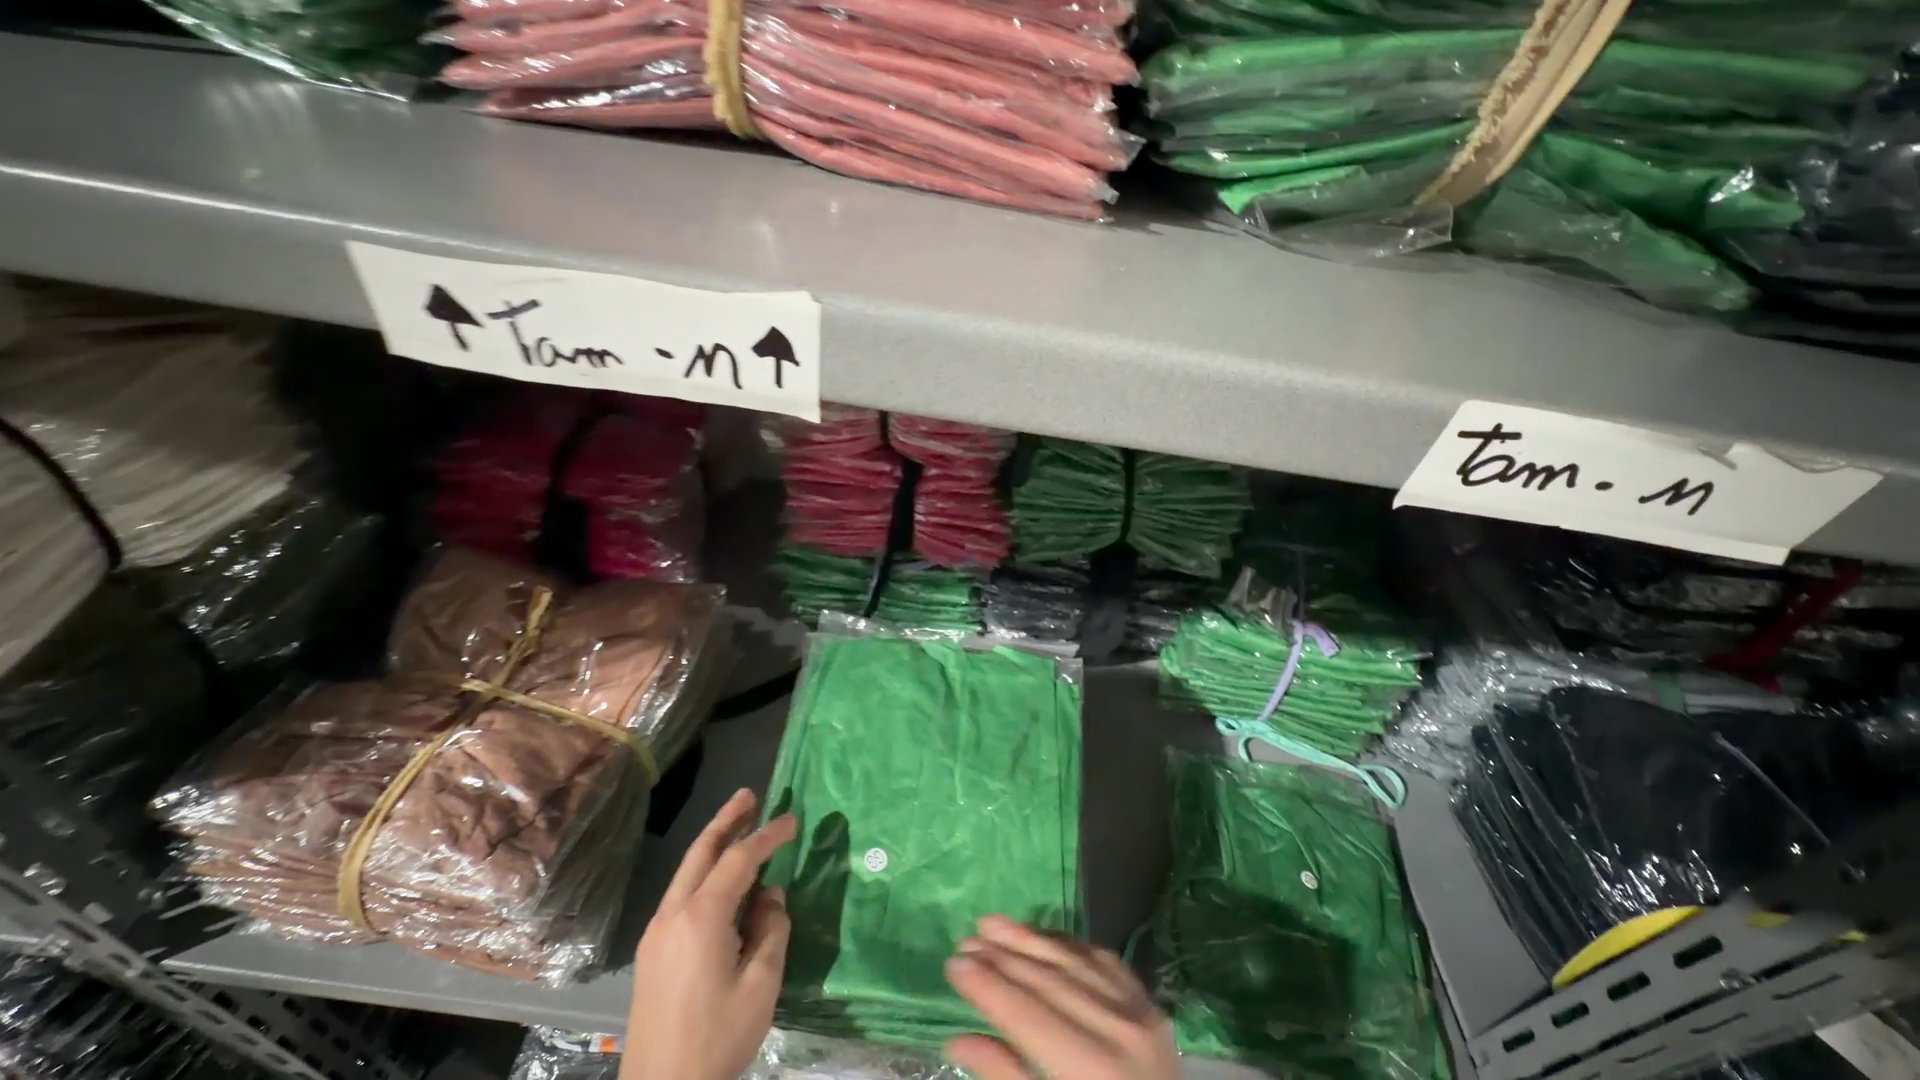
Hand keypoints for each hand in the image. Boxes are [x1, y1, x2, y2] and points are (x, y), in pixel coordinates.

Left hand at [620, 789, 798, 1079]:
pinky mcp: (652, 952)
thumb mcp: (761, 985)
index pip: (739, 860)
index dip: (767, 836)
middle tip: (749, 795)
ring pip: (686, 873)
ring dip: (713, 846)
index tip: (793, 820)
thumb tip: (771, 897)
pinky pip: (680, 896)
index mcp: (702, 917)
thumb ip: (771, 931)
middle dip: (726, 821)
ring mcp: (656, 933)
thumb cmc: (717, 1036)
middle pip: (701, 852)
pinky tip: (721, 884)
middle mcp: (673, 914)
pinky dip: (703, 875)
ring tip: (738, 826)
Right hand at [944, 916, 1178, 1079]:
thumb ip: (1007, 1078)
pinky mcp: (1151, 1006)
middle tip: (964, 941)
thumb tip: (958, 1041)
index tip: (953, 963)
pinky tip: (1044, 935)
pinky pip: (1105, 962)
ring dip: (1029, 939)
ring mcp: (1140, 1013)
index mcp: (1088, 1069)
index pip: (1025, 1014)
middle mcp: (1117, 1031)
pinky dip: (1070, 945)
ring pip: (1074, 962)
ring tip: (991, 923)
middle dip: (1001, 958)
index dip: (986, 986)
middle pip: (1048, 982)